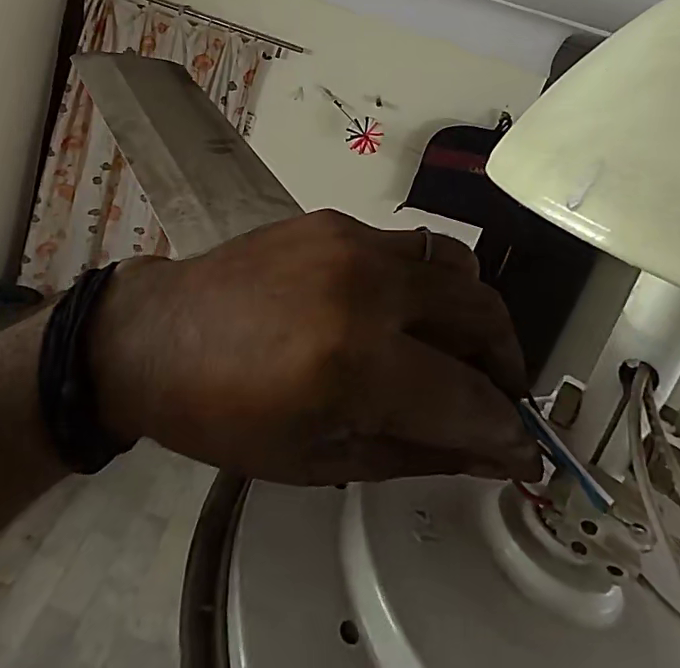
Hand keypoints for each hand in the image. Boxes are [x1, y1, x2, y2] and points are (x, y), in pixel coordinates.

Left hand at [88, 210, 540, 484]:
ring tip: (460, 351)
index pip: (466, 398)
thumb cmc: (224, 416)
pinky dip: (429, 284)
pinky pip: (412, 248)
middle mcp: (364, 287)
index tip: (524, 451)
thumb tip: (493, 452)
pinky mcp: (337, 220)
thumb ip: (418, 452)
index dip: (506, 433)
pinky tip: (403, 312)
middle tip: (498, 396)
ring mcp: (352, 242)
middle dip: (507, 364)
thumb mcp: (318, 459)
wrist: (155, 335)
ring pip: (459, 266)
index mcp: (351, 362)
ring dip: (476, 314)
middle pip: (481, 313)